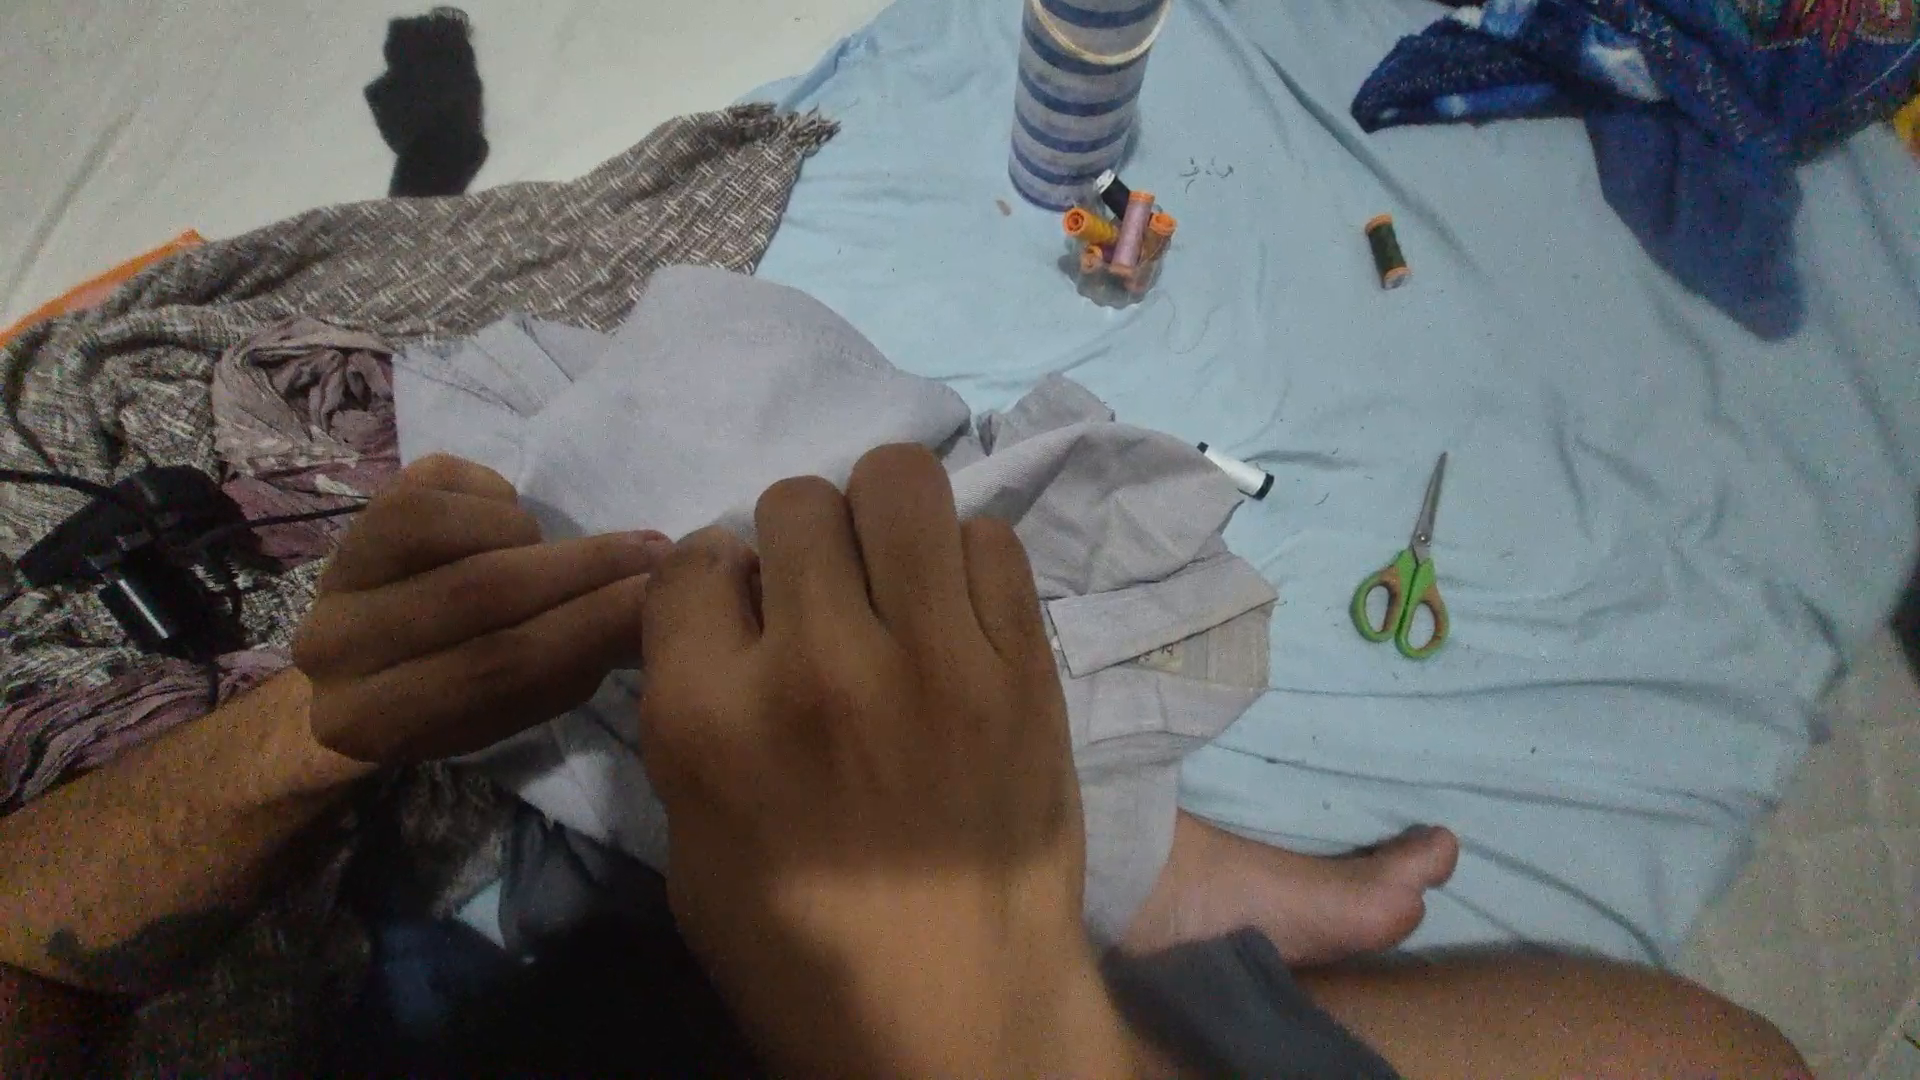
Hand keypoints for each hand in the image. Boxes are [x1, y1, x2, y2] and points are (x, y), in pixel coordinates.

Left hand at [293, 454, 669, 761]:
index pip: (504, 666)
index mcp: (381, 719)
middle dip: (586, 565)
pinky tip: (507, 523)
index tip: (661, 596)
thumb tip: (657, 605)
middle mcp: (335, 649)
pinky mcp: (347, 518)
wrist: (381, 665)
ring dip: (528, 534)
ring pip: (444, 531)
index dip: (592, 622)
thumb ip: (583, 657)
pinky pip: (429, 484)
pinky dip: (491, 496)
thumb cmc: (471, 690)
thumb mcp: (532, 698)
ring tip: (556, 551)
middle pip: (480, 591)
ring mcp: (331, 577)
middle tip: (652, 551)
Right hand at [640, 444, 1145, 1076]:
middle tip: (828, 588)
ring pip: (900, 480)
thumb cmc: (806, 944)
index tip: (746, 601)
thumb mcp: (693, 837)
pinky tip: (961, 611)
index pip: (692, 559)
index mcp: (712, 719)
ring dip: (885, 514)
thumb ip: (692, 698)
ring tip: (897, 571)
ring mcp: (935, 657)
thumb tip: (729, 588)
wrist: (961, 1011)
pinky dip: (967, 558)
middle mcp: (819, 666)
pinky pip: (992, 538)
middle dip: (800, 535)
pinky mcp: (1025, 664)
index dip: (717, 573)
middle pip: (797, 499)